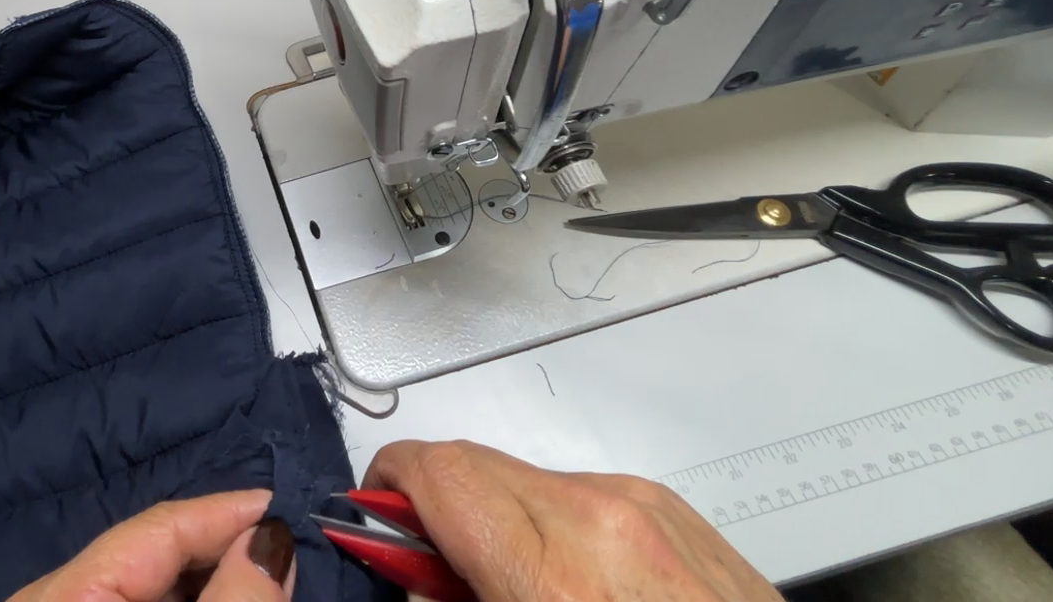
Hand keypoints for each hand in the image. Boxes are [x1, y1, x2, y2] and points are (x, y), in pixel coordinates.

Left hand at [7, 489, 295, 601]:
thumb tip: (272, 538)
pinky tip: (224, 596)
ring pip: (152, 580)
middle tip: (288, 542)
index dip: (229, 512)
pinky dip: (189, 598)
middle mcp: (56, 594)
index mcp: (63, 591)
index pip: (159, 525)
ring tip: (266, 569)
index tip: (289, 505)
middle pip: (156, 549)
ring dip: (212, 575)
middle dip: (225, 543)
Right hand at [365, 441, 781, 601]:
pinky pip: (578, 490)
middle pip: (470, 464)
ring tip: (518, 584)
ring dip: (495, 515)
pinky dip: (550, 521)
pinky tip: (574, 581)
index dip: (389, 485)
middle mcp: (603, 516)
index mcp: (559, 575)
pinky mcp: (676, 510)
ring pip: (520, 475)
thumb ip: (451, 601)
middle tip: (437, 571)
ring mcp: (647, 507)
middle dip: (438, 506)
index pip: (437, 472)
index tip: (375, 518)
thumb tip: (412, 568)